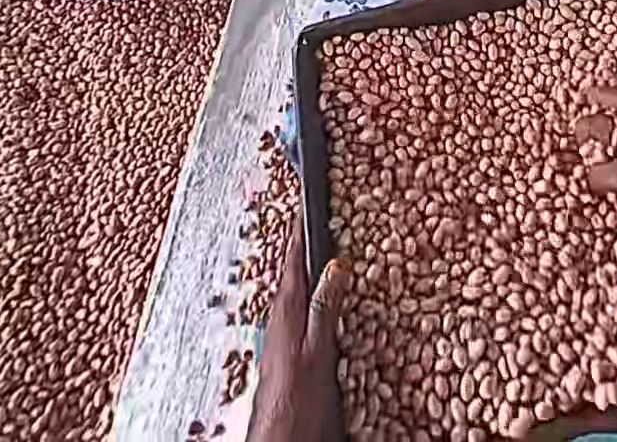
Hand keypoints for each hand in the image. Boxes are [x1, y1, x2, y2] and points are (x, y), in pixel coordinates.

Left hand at [249, 219, 347, 441]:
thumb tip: (336, 263)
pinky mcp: (290, 346)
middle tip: (316, 214)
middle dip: (304, 239)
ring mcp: (284, 330)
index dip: (301, 225)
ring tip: (321, 243)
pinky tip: (322, 293)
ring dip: (309, 262)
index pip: (295, 254)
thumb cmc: (297, 402)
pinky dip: (312, 287)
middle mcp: (283, 313)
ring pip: (298, 284)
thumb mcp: (319, 350)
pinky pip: (302, 304)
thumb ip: (325, 305)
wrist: (279, 441)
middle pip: (295, 265)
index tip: (307, 200)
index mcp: (288, 307)